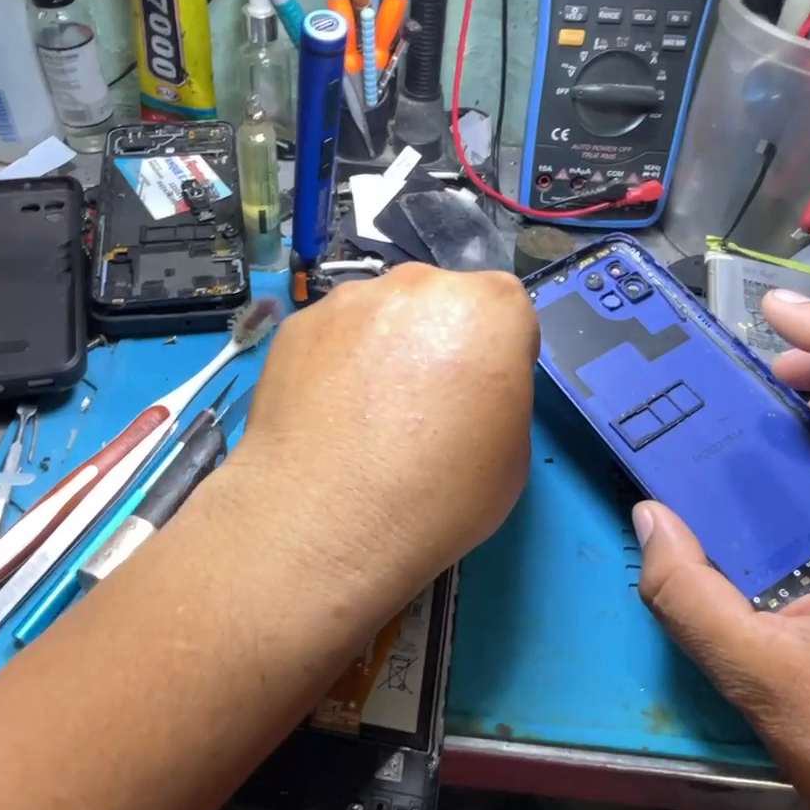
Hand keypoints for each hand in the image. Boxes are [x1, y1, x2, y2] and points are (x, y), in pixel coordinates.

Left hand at [223, 264, 538, 598]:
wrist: (326, 522)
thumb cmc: (438, 496)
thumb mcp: (512, 455)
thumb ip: (498, 395)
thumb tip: (468, 391)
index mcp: (489, 309)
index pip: (507, 313)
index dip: (497, 355)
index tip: (480, 395)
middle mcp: (418, 287)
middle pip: (439, 304)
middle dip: (437, 340)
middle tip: (420, 405)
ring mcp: (349, 301)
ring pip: (380, 316)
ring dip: (382, 348)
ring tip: (363, 414)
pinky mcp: (297, 325)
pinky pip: (330, 337)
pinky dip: (332, 364)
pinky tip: (325, 416)